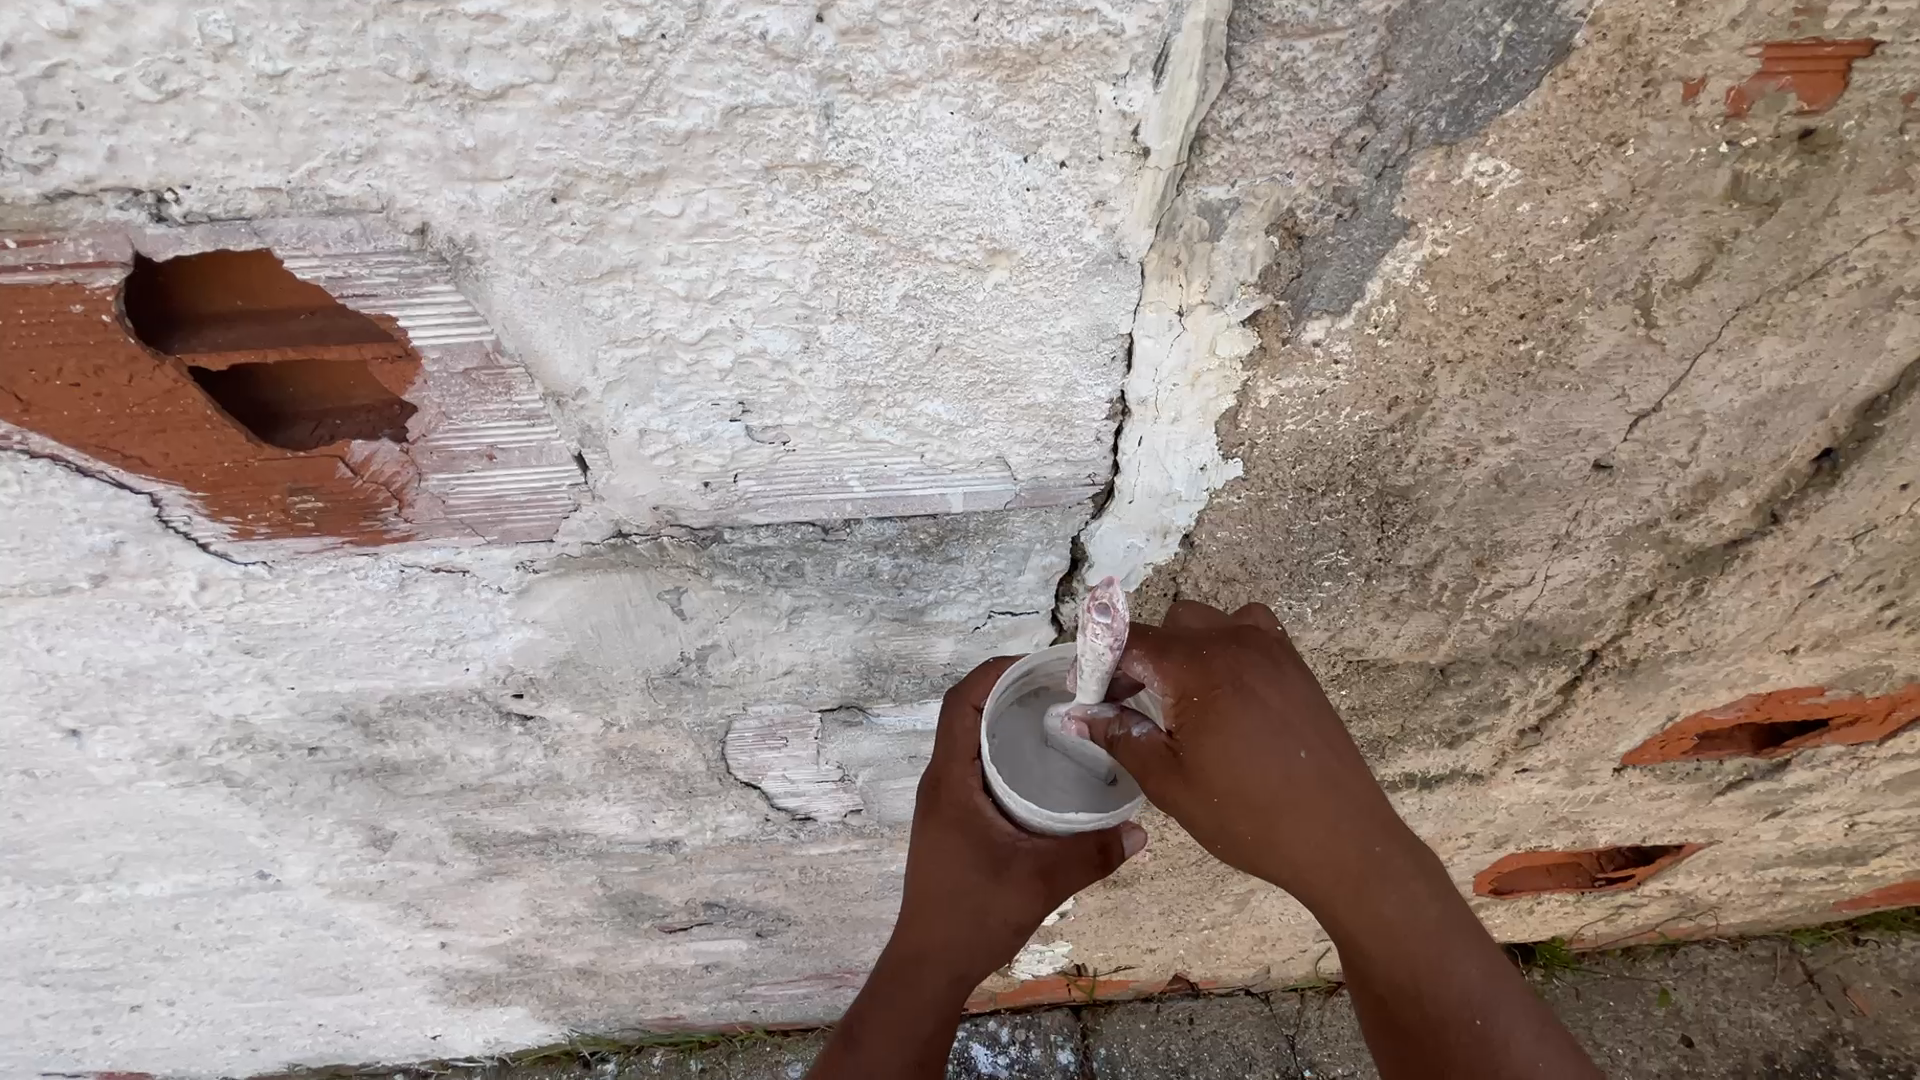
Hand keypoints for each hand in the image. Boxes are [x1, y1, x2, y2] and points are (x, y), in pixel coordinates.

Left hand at [893, 656, 1148, 990]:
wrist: (929, 963)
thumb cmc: (972, 914)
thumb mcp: (1039, 882)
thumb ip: (1091, 854)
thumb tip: (1141, 831)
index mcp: (950, 778)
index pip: (961, 700)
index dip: (997, 672)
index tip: (1042, 663)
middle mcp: (942, 778)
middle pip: (968, 711)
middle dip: (1012, 690)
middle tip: (1064, 686)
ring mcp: (945, 797)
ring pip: (972, 738)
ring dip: (1008, 719)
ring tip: (1060, 716)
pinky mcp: (953, 815)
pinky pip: (977, 763)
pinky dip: (1006, 750)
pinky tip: (1044, 767)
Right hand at [1063, 600, 1416, 916]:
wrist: (1341, 840)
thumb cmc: (1247, 816)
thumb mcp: (1168, 782)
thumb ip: (1118, 736)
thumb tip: (1077, 713)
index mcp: (1197, 667)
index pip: (1130, 641)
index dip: (1099, 664)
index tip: (1087, 696)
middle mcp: (1233, 641)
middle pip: (1167, 625)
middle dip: (1139, 656)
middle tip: (1130, 703)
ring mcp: (1270, 648)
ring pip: (1206, 621)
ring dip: (1181, 647)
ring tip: (1178, 695)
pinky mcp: (1294, 663)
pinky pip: (1248, 627)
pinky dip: (1225, 641)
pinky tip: (1225, 684)